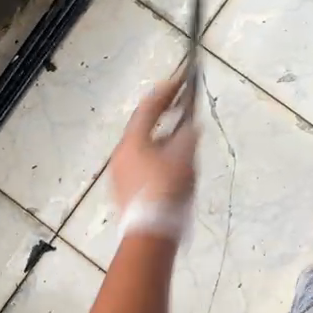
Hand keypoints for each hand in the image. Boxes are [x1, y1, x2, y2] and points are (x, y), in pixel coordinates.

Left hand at [107, 73, 198, 215]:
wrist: (149, 232)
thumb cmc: (167, 190)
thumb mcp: (184, 158)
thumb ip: (188, 136)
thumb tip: (192, 124)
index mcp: (133, 141)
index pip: (149, 107)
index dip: (167, 90)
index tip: (182, 79)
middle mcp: (121, 152)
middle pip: (142, 124)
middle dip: (163, 112)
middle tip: (181, 101)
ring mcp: (120, 171)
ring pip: (142, 143)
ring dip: (161, 133)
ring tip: (180, 130)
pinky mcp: (124, 187)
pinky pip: (141, 159)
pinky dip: (156, 151)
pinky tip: (170, 159)